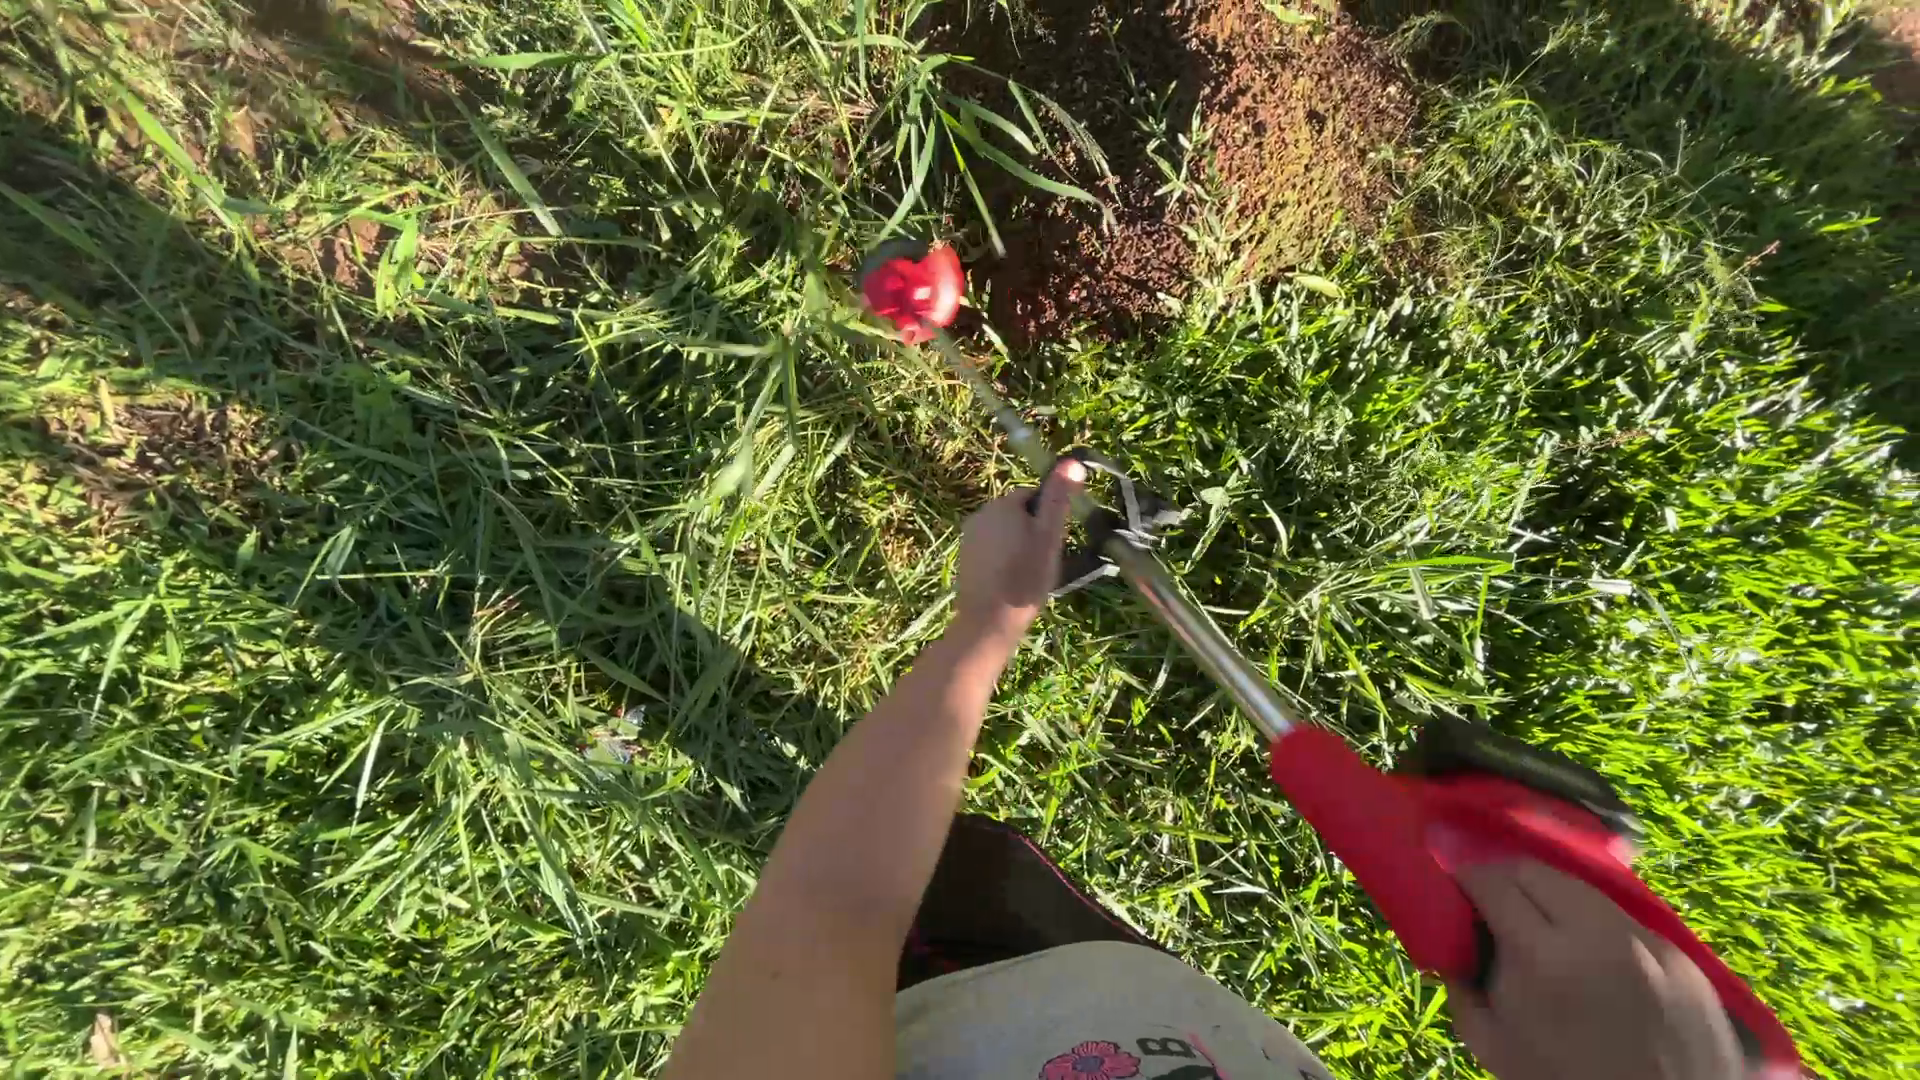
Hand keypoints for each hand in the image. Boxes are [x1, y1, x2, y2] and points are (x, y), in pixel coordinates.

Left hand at [950, 458, 1085, 650]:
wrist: (989, 620)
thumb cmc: (1025, 576)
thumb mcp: (1049, 536)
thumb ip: (1058, 499)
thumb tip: (1071, 462)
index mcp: (1001, 505)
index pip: (1031, 495)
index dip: (1047, 515)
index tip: (1054, 540)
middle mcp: (980, 514)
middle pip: (1016, 513)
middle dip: (1032, 530)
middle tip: (1045, 559)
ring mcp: (969, 537)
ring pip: (1003, 532)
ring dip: (1018, 545)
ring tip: (1029, 572)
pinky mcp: (965, 558)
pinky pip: (991, 549)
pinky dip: (1003, 559)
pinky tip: (1012, 580)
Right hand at [1446, 861, 1743, 1079]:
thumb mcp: (1488, 1040)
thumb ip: (1458, 979)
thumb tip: (1447, 936)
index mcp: (1542, 957)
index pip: (1490, 881)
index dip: (1464, 878)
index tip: (1455, 890)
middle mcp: (1599, 937)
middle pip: (1533, 870)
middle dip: (1502, 877)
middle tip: (1490, 901)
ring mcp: (1649, 944)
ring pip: (1579, 886)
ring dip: (1548, 894)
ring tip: (1538, 923)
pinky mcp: (1684, 958)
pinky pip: (1620, 917)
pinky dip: (1592, 922)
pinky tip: (1588, 951)